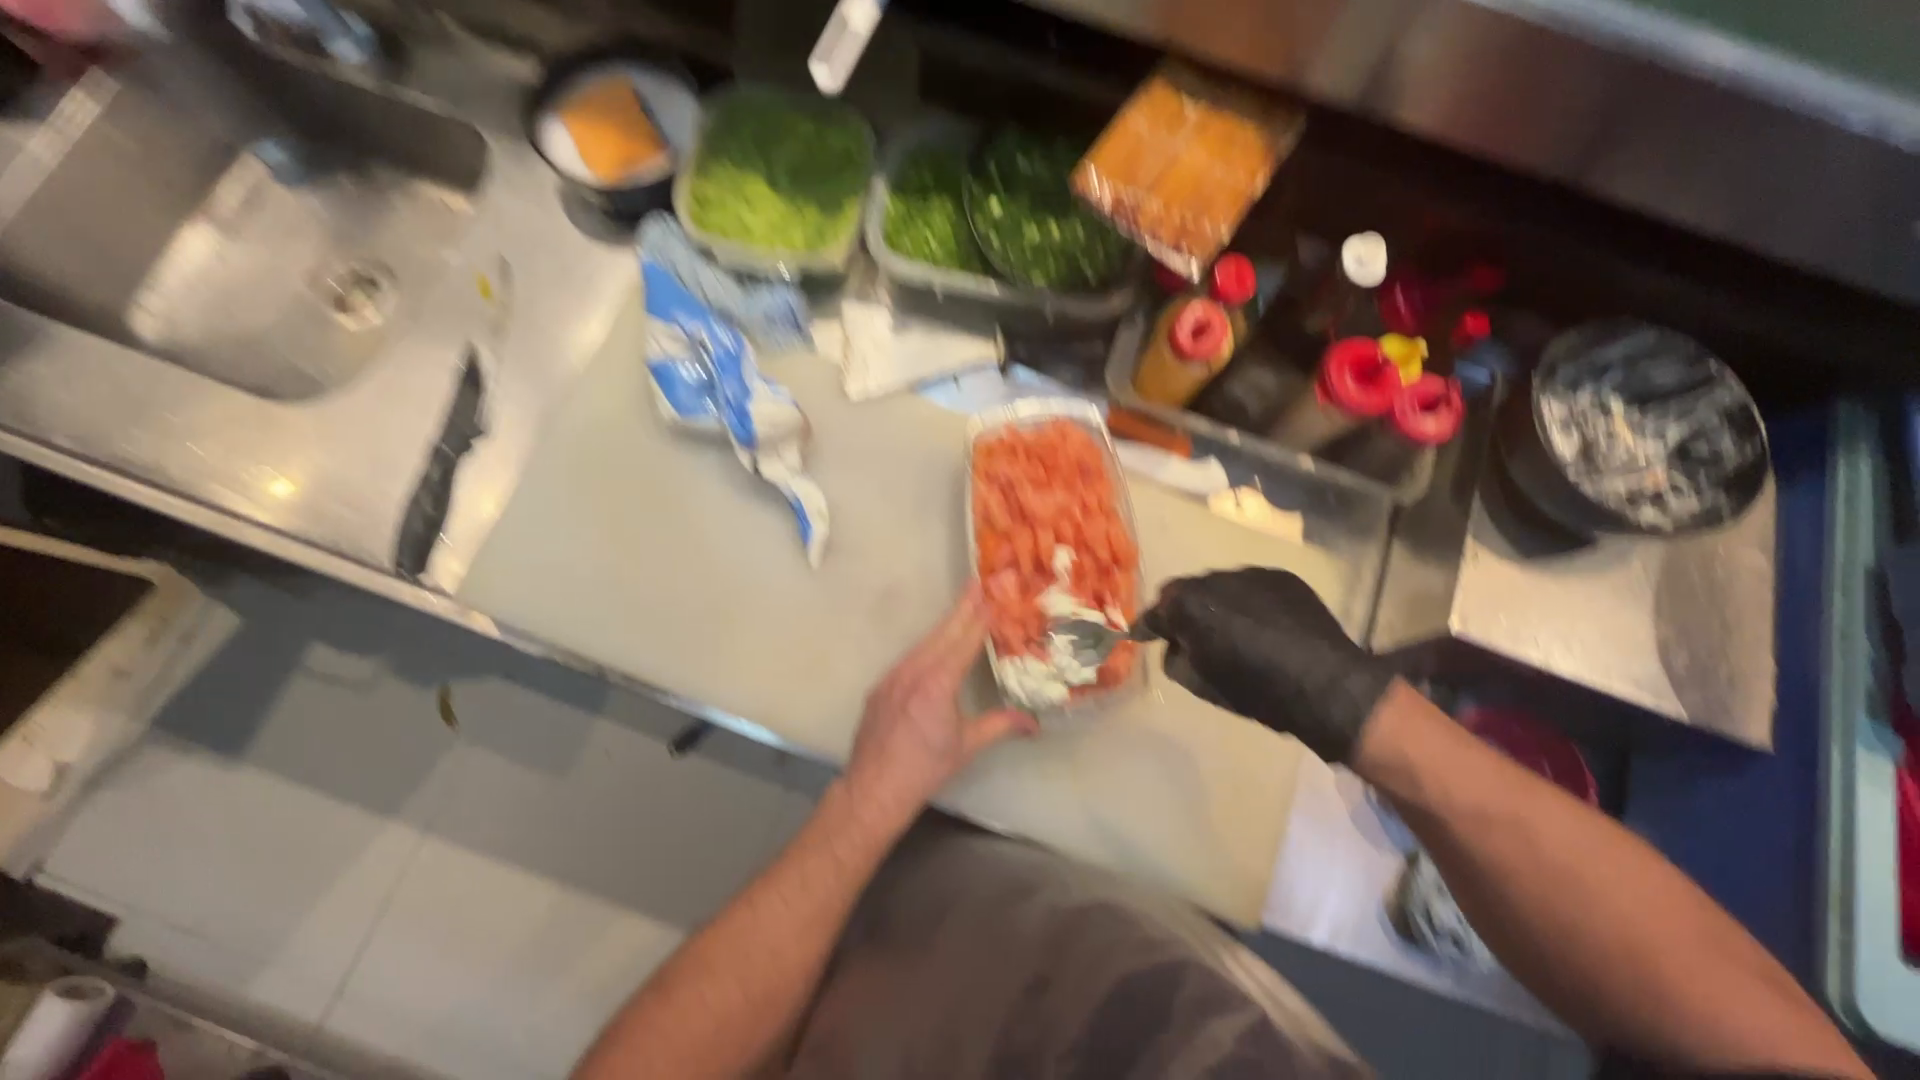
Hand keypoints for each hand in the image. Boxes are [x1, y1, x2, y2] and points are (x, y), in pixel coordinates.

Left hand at [843, 582, 1037, 823]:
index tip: (992, 593)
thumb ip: (1000, 726)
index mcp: (937, 683)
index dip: (980, 616)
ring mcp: (893, 676)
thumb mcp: (966, 746)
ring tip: (963, 605)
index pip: (964, 641)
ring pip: (924, 642)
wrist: (873, 788)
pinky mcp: (881, 686)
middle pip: (943, 632)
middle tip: (978, 582)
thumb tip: (1034, 722)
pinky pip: (910, 657)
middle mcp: (913, 671)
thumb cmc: (924, 769)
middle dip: (962, 607)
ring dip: (945, 624)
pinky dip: (928, 644)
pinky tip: (937, 642)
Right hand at [1140, 567, 1395, 762]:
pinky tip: (1262, 625)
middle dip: (1185, 612)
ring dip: (1218, 604)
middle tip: (1192, 636)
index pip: (1156, 610)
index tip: (1144, 637)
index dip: (1148, 626)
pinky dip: (1249, 602)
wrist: (1326, 685)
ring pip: (1220, 586)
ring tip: (1232, 630)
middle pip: (1187, 592)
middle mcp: (1215, 579)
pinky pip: (1252, 587)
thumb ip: (1176, 657)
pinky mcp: (1281, 577)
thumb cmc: (1255, 692)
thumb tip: (1176, 645)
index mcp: (1188, 606)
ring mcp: (1250, 574)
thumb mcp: (1201, 684)